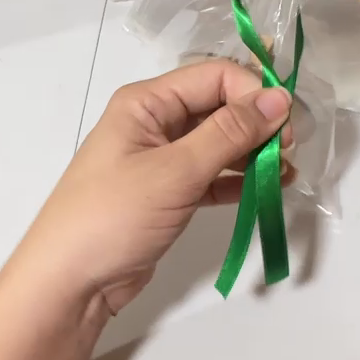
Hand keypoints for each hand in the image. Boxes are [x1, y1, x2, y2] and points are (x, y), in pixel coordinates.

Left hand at [11, 61, 290, 315]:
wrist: (70, 282)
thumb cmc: (113, 216)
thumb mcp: (174, 171)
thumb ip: (228, 133)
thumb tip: (279, 97)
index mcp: (146, 103)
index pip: (213, 76)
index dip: (253, 92)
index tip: (286, 125)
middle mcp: (154, 123)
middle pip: (218, 106)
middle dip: (257, 122)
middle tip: (289, 152)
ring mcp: (161, 160)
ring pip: (219, 142)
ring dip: (253, 153)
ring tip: (286, 173)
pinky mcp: (169, 194)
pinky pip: (212, 175)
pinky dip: (239, 180)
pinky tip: (270, 188)